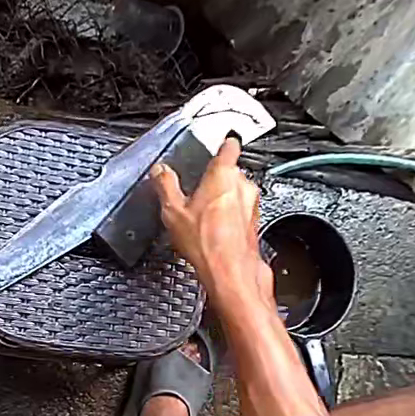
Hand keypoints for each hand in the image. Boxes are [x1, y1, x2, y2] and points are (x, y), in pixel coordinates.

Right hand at [153, 135, 272, 307]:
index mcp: (223, 174)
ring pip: (237, 193)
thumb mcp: (173, 211)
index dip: (223, 143)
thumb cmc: (207, 243)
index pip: (229, 146)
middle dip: (216, 180)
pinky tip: (214, 232)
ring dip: (224, 200)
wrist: (230, 273)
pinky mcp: (255, 224)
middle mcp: (243, 185)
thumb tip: (159, 171)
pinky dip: (230, 217)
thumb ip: (165, 186)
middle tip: (198, 191)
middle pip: (230, 172)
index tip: (219, 143)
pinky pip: (241, 213)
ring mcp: (252, 205)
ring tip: (203, 216)